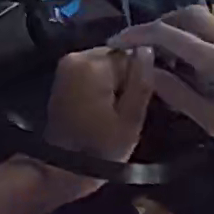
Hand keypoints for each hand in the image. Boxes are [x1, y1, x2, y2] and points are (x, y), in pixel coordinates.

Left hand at [34, 46, 154, 198]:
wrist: (65, 163)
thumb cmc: (101, 146)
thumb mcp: (131, 118)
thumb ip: (141, 82)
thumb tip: (147, 50)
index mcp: (91, 64)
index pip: (129, 54)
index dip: (143, 74)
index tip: (151, 94)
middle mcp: (75, 57)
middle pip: (114, 55)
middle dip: (127, 75)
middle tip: (135, 103)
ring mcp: (65, 64)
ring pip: (104, 62)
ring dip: (115, 78)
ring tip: (122, 105)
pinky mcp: (62, 74)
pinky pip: (91, 69)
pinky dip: (102, 81)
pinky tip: (108, 103)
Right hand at [111, 7, 213, 203]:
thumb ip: (179, 94)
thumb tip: (147, 71)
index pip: (168, 34)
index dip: (136, 35)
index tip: (113, 44)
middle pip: (191, 15)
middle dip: (160, 23)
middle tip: (140, 45)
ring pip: (208, 24)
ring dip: (180, 30)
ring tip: (163, 58)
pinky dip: (198, 42)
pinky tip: (194, 70)